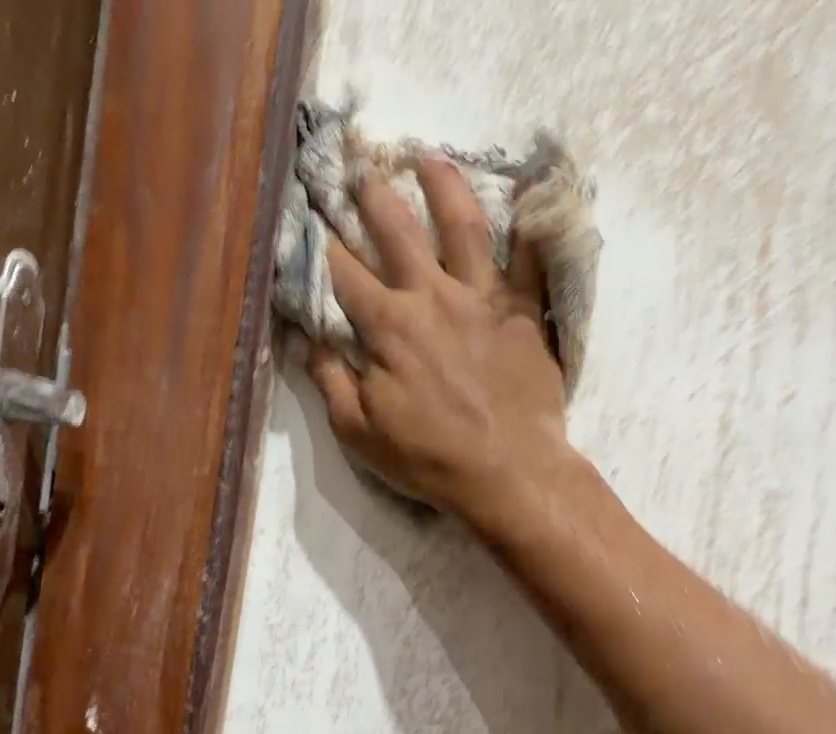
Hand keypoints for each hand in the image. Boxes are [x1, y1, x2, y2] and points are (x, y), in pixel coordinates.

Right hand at [309, 156, 578, 525]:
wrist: (508, 473)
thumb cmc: (426, 458)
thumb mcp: (358, 432)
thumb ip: (329, 379)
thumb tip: (304, 337)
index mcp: (388, 328)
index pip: (344, 274)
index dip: (321, 242)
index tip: (306, 213)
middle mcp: (432, 298)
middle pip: (398, 233)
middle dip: (373, 196)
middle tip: (361, 166)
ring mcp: (483, 299)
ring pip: (462, 227)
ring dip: (444, 187)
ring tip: (429, 157)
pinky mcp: (525, 311)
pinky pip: (531, 257)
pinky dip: (531, 222)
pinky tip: (532, 187)